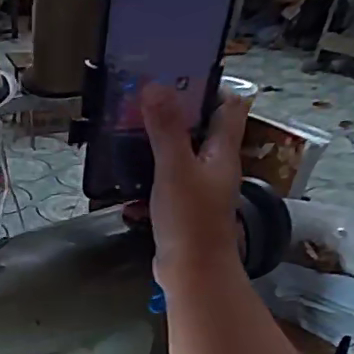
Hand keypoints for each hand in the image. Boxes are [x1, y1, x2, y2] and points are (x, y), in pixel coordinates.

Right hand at [140, 81, 250, 284]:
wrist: (192, 275)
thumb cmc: (190, 219)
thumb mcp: (175, 168)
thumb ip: (165, 127)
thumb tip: (154, 84)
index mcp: (221, 154)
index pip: (228, 109)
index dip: (209, 90)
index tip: (178, 78)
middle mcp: (214, 171)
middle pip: (198, 134)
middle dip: (172, 119)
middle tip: (141, 106)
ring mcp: (198, 195)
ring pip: (177, 163)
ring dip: (154, 152)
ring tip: (126, 140)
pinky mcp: (181, 216)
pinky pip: (162, 192)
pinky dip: (145, 188)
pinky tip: (124, 189)